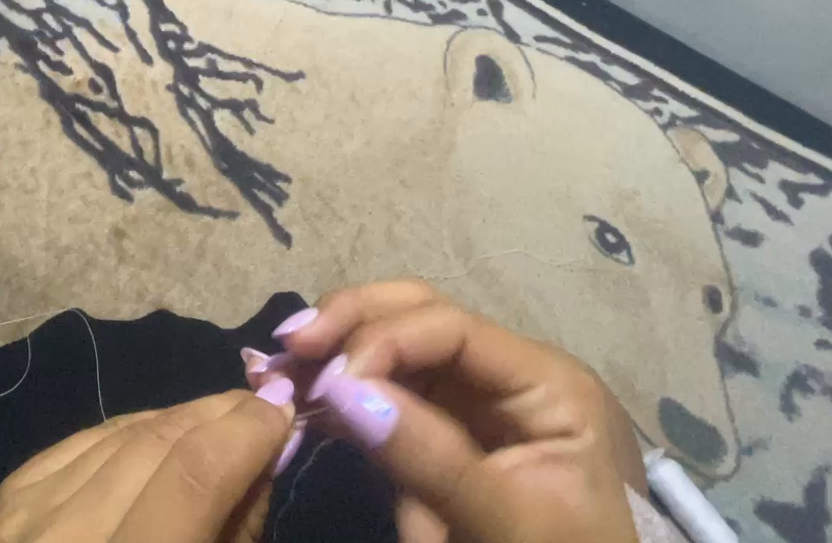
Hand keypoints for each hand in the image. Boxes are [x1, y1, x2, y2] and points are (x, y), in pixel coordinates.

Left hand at [0, 387, 295, 542]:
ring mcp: (26, 514)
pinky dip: (130, 431)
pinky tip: (160, 430)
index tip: (282, 405)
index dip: (245, 431)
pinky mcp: (11, 496)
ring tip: (220, 414)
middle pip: (154, 444)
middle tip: (261, 400)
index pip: (193, 475)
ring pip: (120, 433)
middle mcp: (64, 537)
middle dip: (217, 414)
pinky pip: (85, 440)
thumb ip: (235, 531)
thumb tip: (261, 452)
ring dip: (179, 418)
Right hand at [268, 280, 643, 542]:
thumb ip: (431, 457)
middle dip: (351, 320)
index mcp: (545, 381)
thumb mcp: (511, 527)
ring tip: (285, 365)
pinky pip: (387, 387)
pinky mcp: (446, 425)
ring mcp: (474, 396)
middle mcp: (506, 370)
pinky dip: (344, 388)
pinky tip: (306, 396)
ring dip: (338, 346)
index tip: (328, 378)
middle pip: (418, 311)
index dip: (381, 338)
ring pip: (394, 339)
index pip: (449, 326)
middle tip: (292, 344)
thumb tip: (342, 389)